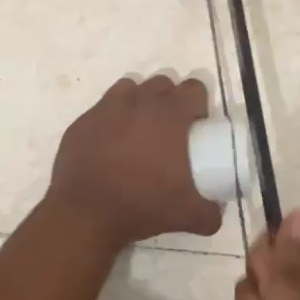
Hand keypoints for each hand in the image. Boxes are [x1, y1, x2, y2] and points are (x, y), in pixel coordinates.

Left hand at [48, 75, 223, 246]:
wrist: (87, 213)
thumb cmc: (143, 205)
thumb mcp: (189, 215)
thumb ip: (211, 212)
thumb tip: (217, 212)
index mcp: (171, 114)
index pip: (195, 88)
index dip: (198, 105)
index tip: (196, 128)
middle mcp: (140, 100)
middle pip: (162, 84)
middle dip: (169, 101)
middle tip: (169, 132)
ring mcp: (107, 107)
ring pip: (130, 90)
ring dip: (139, 104)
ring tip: (139, 133)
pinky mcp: (83, 121)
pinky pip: (103, 109)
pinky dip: (111, 120)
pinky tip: (110, 144)